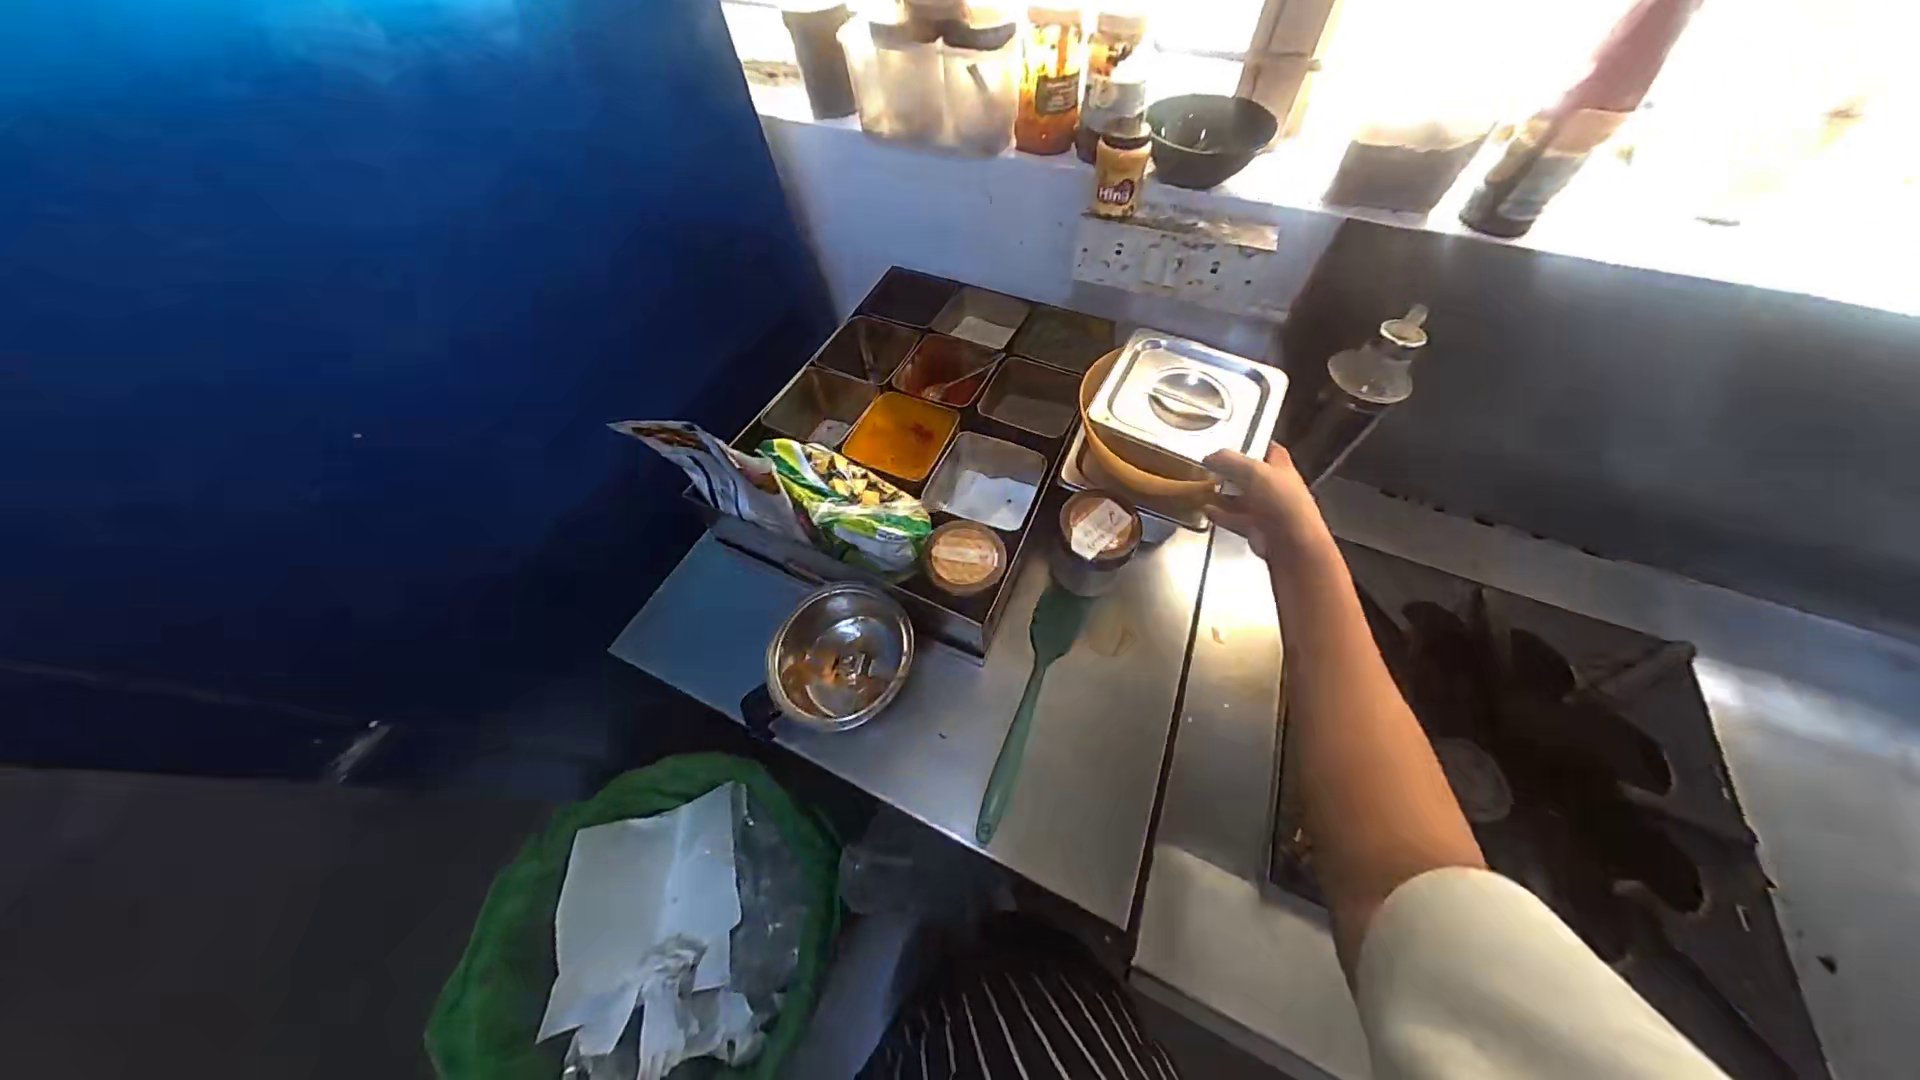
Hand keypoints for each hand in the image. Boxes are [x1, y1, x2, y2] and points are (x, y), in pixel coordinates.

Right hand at [1204, 443, 1334, 561]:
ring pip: (1240, 496)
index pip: (1266, 448)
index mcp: (1281, 465)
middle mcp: (1275, 485)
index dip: (1249, 443)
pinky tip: (1207, 510)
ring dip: (1223, 493)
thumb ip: (1228, 460)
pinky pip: (1233, 517)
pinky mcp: (1255, 526)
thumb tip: (1210, 458)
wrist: (1290, 541)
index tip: (1229, 443)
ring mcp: (1265, 507)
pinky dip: (1220, 514)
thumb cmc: (1281, 502)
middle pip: (1249, 473)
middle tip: (1210, 467)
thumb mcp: (1252, 470)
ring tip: (1205, 487)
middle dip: (1229, 471)